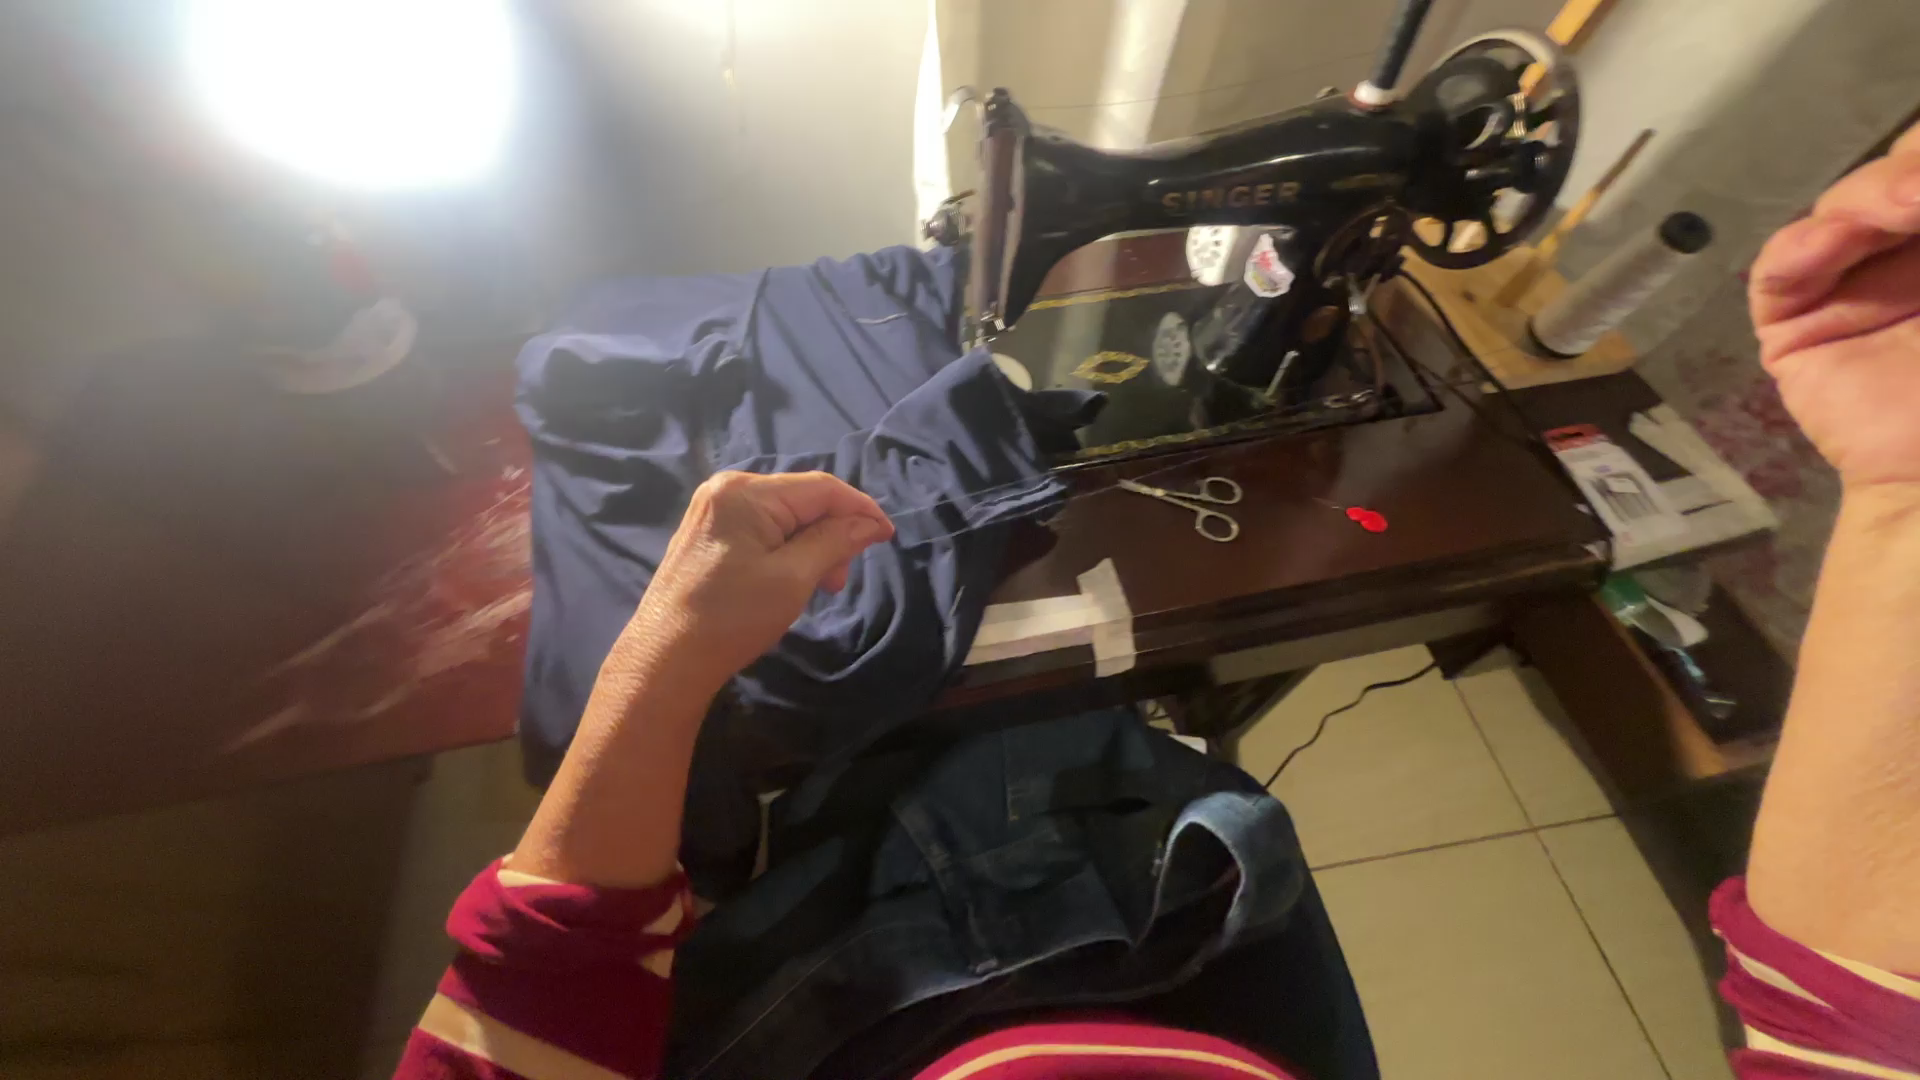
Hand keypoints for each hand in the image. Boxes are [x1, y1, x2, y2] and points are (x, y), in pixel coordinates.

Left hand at [613, 471, 894, 691]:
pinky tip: (796, 578)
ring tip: (821, 585)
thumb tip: (871, 524)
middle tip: (840, 580)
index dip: (860, 509)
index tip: (887, 536)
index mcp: (746, 492)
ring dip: (815, 546)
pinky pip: (766, 529)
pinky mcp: (712, 533)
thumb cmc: (732, 617)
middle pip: (804, 500)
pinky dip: (791, 550)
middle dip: (834, 533)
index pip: (821, 488)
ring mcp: (716, 510)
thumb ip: (835, 542)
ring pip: (788, 516)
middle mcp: (728, 489)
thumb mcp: (793, 578)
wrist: (666, 660)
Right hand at [1752, 123, 1919, 489]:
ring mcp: (1859, 288)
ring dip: (1870, 195)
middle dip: (1915, 163)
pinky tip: (1828, 243)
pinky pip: (1779, 274)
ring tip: (1904, 205)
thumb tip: (1916, 183)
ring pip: (1842, 209)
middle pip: (1900, 171)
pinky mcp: (1798, 328)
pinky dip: (1797, 250)